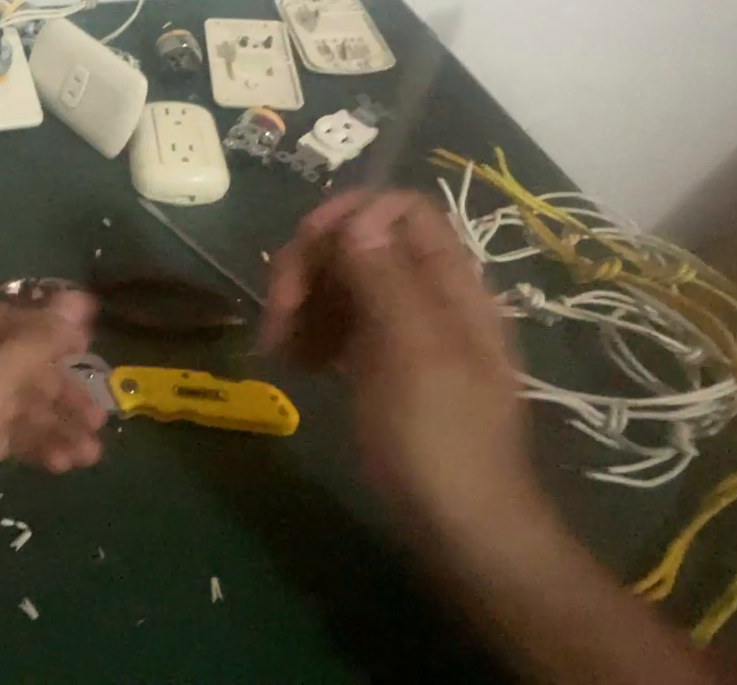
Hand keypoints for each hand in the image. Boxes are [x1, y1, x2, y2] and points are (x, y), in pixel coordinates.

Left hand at [0, 293, 107, 545]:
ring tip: (90, 455)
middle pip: (19, 363)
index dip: (52, 330)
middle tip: (99, 419)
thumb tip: (81, 299)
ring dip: (55, 423)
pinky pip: (6, 434)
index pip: (11, 318)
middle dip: (61, 389)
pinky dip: (35, 444)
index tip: (94, 346)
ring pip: (17, 403)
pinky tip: (62, 466)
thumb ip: (38, 342)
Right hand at [259, 190, 547, 545]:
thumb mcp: (414, 354)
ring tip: (278, 346)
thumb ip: (388, 279)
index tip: (304, 247)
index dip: (349, 213)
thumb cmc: (440, 440)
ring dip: (300, 301)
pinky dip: (308, 331)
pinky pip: (334, 320)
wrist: (459, 527)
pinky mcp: (376, 357)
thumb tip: (359, 214)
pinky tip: (295, 364)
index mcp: (449, 285)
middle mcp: (424, 295)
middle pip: (357, 242)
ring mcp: (399, 327)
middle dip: (310, 266)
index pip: (400, 210)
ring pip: (339, 281)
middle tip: (278, 310)